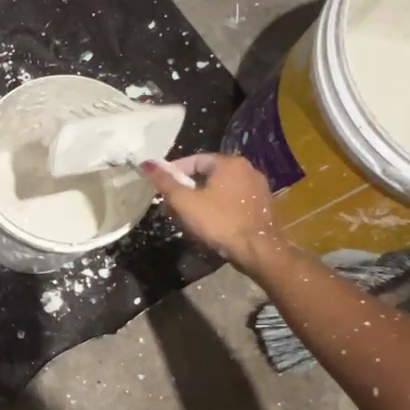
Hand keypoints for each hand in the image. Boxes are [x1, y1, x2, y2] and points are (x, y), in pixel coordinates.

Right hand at [141, 153, 278, 269]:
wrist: (256, 249)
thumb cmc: (218, 222)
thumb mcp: (185, 202)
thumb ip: (165, 182)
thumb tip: (146, 164)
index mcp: (229, 163)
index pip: (194, 160)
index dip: (174, 172)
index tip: (161, 187)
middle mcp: (247, 168)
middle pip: (208, 173)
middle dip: (187, 187)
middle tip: (172, 204)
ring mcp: (258, 187)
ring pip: (221, 187)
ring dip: (202, 197)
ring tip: (188, 215)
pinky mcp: (263, 204)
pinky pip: (234, 198)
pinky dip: (219, 205)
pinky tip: (210, 221)